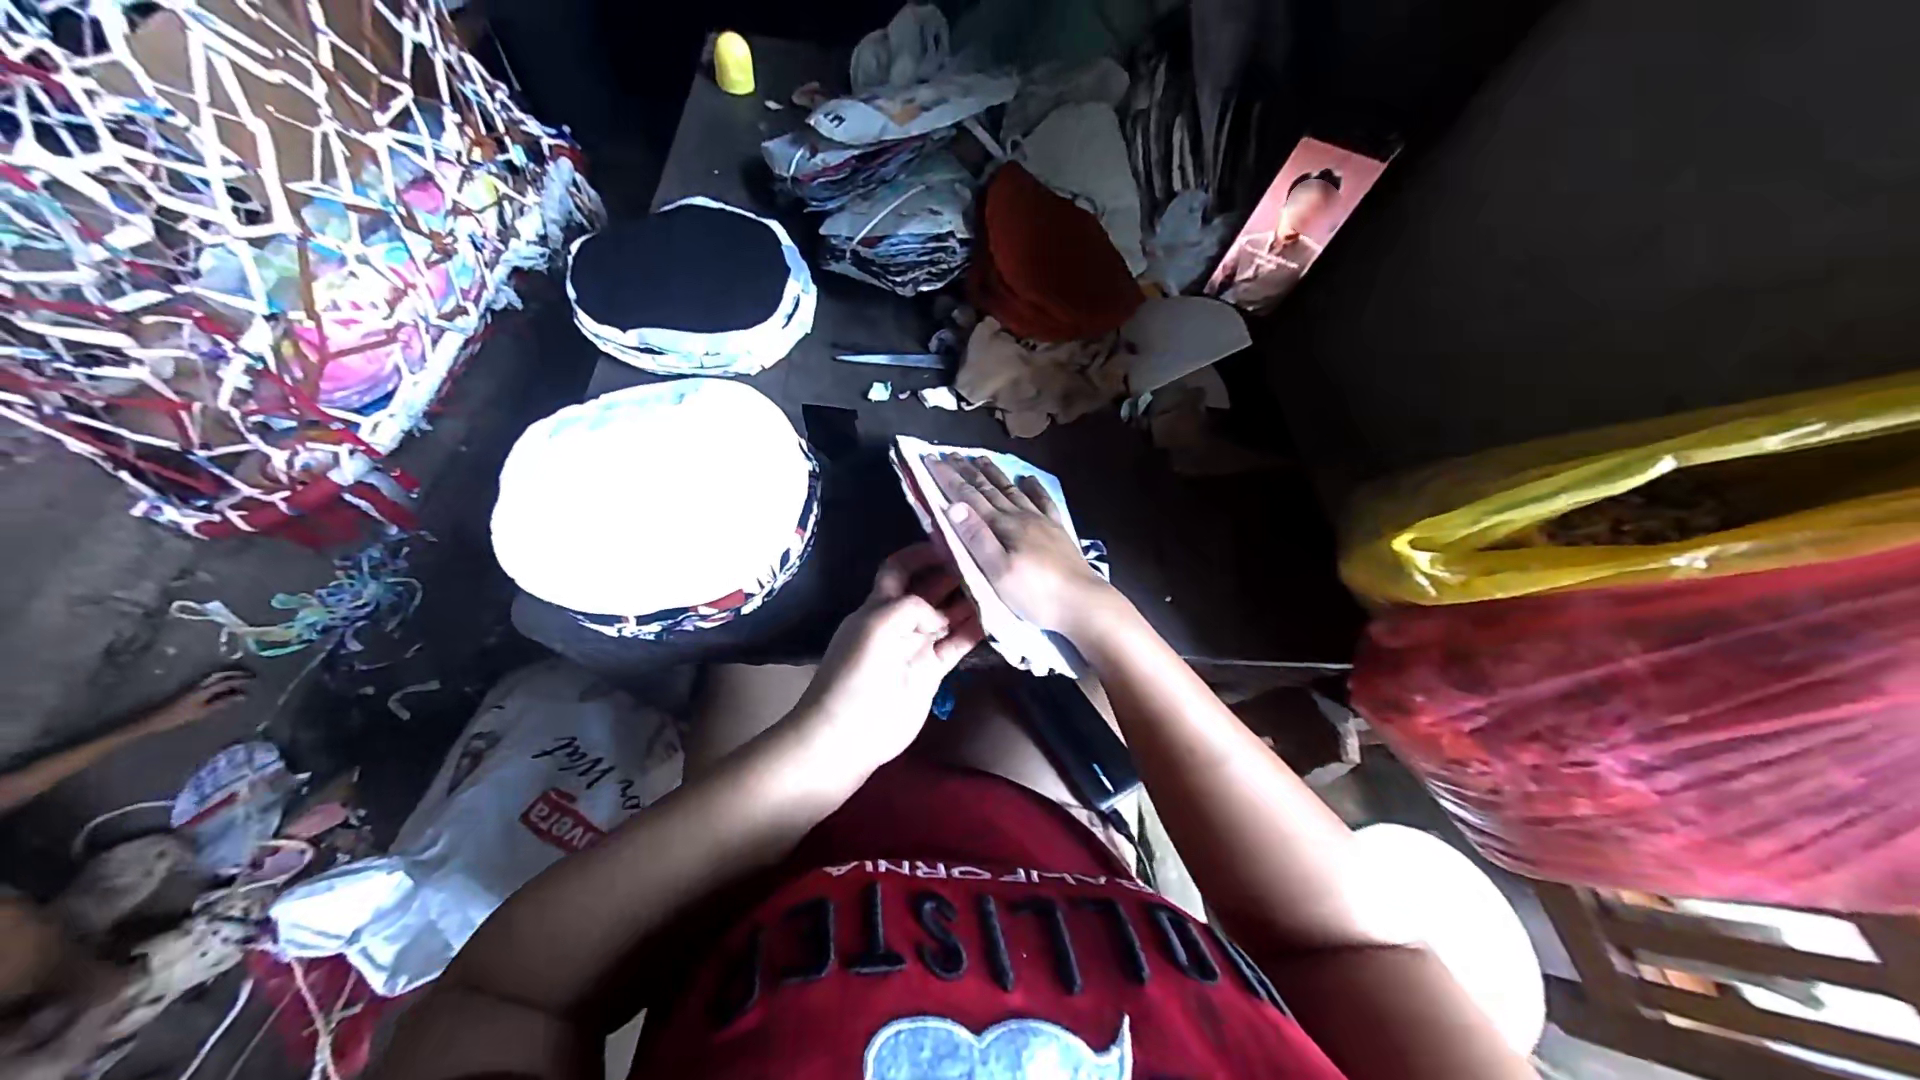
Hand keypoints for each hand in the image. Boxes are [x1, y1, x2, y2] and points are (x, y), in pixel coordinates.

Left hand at [135, 670, 252, 734]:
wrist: (152, 720)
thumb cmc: (179, 717)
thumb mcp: (203, 711)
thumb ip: (223, 702)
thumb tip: (244, 695)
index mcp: (204, 689)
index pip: (227, 680)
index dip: (242, 678)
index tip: (255, 678)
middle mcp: (199, 684)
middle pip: (220, 675)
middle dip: (236, 674)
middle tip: (249, 675)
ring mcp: (193, 686)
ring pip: (214, 677)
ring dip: (228, 676)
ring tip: (239, 679)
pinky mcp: (189, 689)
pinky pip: (209, 681)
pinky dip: (220, 681)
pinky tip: (223, 686)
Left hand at [792, 544, 983, 769]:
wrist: (850, 731)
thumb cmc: (857, 672)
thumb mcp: (878, 624)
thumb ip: (912, 606)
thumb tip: (939, 615)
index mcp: (878, 605)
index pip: (898, 568)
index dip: (919, 553)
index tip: (949, 542)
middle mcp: (900, 620)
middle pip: (930, 589)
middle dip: (953, 574)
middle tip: (985, 562)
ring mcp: (917, 646)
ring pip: (948, 615)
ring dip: (969, 602)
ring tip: (998, 587)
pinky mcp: (933, 670)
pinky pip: (958, 644)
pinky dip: (975, 632)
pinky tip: (996, 619)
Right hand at [929, 455, 1113, 634]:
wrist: (1084, 604)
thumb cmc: (1036, 595)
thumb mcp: (998, 573)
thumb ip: (977, 539)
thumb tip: (954, 505)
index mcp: (1003, 527)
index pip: (969, 497)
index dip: (949, 479)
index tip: (931, 460)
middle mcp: (1021, 516)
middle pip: (989, 489)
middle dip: (967, 471)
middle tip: (950, 454)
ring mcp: (1042, 522)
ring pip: (1013, 491)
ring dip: (994, 474)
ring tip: (980, 458)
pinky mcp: (1058, 531)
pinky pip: (1043, 501)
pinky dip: (1033, 488)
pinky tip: (1028, 479)